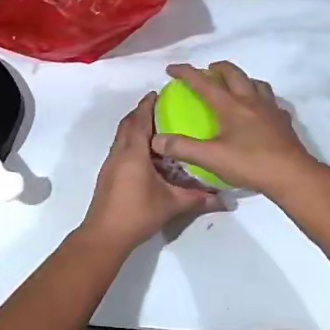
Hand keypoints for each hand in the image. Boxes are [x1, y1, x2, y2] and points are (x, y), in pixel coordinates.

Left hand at [80, 92, 222, 251]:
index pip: (140, 120)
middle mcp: (119, 153)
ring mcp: (111, 164)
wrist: (105, 235)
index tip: (161, 94)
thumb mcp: (171, 205)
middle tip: (162, 108)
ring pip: (122, 137)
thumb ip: (198, 199)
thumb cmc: (137, 214)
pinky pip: (120, 149)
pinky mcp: (108, 175)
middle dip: (141, 112)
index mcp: (133, 153)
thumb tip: (224, 200)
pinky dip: (132, 143)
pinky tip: (148, 154)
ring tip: (158, 128)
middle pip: (128, 124)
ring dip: (136, 128)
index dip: (148, 105)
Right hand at [150, 62, 321, 194]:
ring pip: (256, 84)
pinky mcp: (283, 122)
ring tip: (234, 87)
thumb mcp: (211, 158)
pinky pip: (271, 102)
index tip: (172, 69)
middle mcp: (251, 101)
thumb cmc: (250, 164)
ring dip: (242, 80)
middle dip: (218, 68)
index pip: (204, 83)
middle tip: (207, 70)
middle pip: (234, 74)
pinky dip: (260, 99)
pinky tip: (259, 111)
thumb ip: (182, 147)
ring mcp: (271, 110)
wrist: (292, 175)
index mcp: (231, 106)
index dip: (186, 73)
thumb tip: (156, 140)